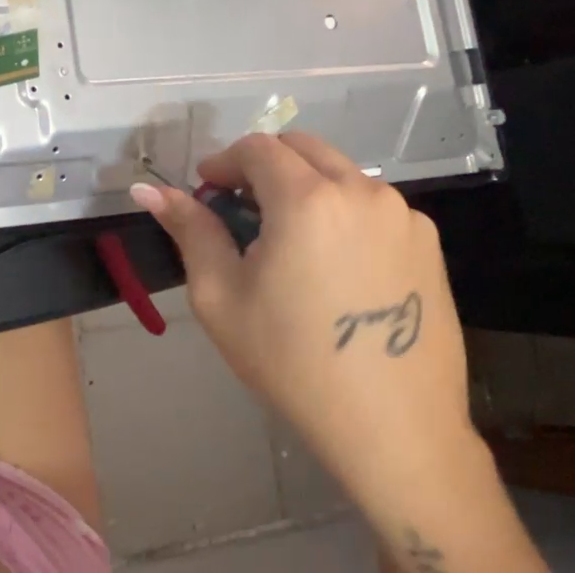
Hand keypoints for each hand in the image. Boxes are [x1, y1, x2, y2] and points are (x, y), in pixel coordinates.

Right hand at [130, 133, 474, 497]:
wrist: (393, 427)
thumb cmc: (292, 360)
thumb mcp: (220, 295)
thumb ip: (189, 229)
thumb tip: (146, 188)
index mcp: (307, 199)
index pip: (257, 148)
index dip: (224, 163)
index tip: (206, 194)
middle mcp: (362, 192)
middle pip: (302, 149)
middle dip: (263, 166)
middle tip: (241, 211)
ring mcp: (404, 217)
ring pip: (340, 174)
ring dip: (304, 187)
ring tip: (286, 241)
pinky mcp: (428, 244)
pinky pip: (373, 205)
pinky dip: (342, 212)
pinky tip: (331, 265)